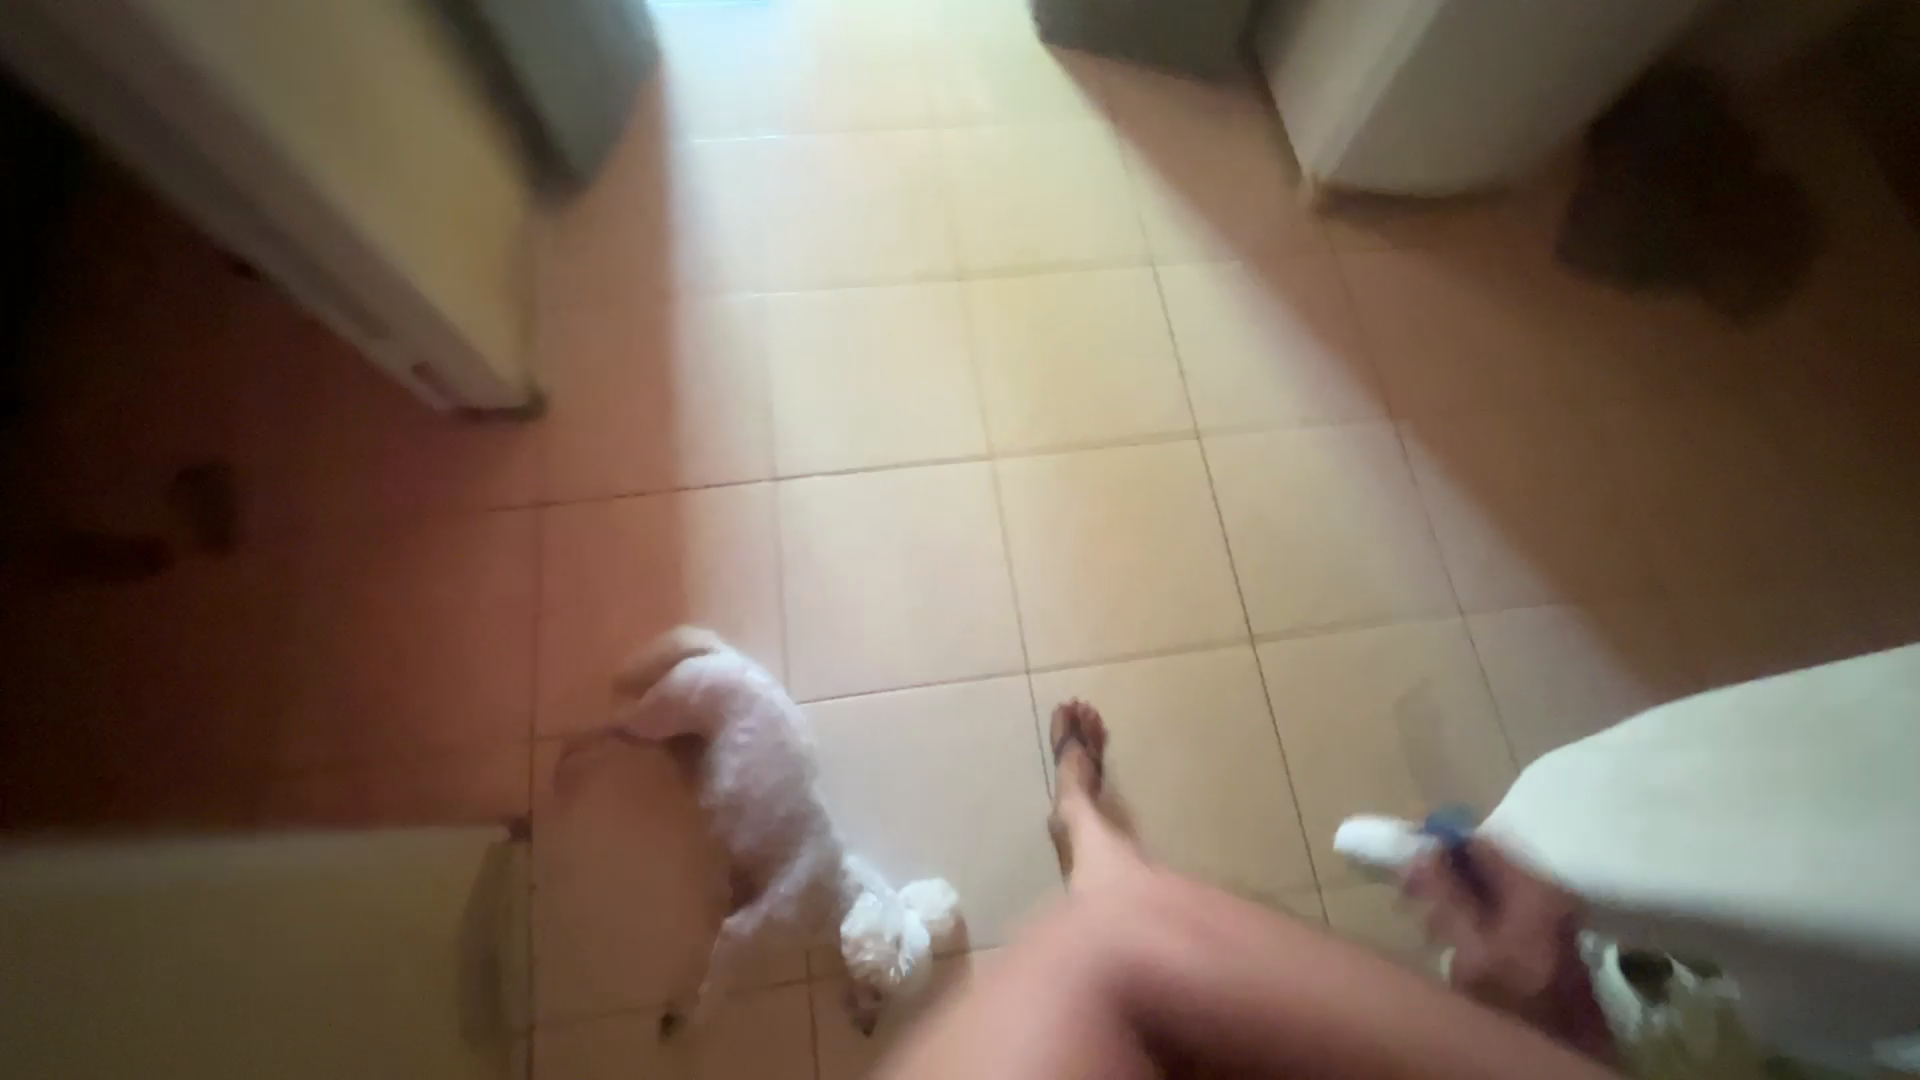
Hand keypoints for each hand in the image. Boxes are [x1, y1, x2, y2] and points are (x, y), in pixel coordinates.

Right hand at [1403, 839, 1612, 1057]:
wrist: (1557, 1057)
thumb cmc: (1515, 1002)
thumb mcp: (1470, 947)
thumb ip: (1445, 892)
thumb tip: (1419, 850)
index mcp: (1537, 889)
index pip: (1481, 841)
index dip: (1440, 840)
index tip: (1406, 849)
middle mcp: (1551, 894)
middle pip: (1486, 861)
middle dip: (1443, 870)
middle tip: (1408, 886)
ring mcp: (1554, 917)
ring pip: (1491, 884)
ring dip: (1453, 893)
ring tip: (1426, 916)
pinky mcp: (1548, 937)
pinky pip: (1502, 905)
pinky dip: (1472, 910)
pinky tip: (1452, 932)